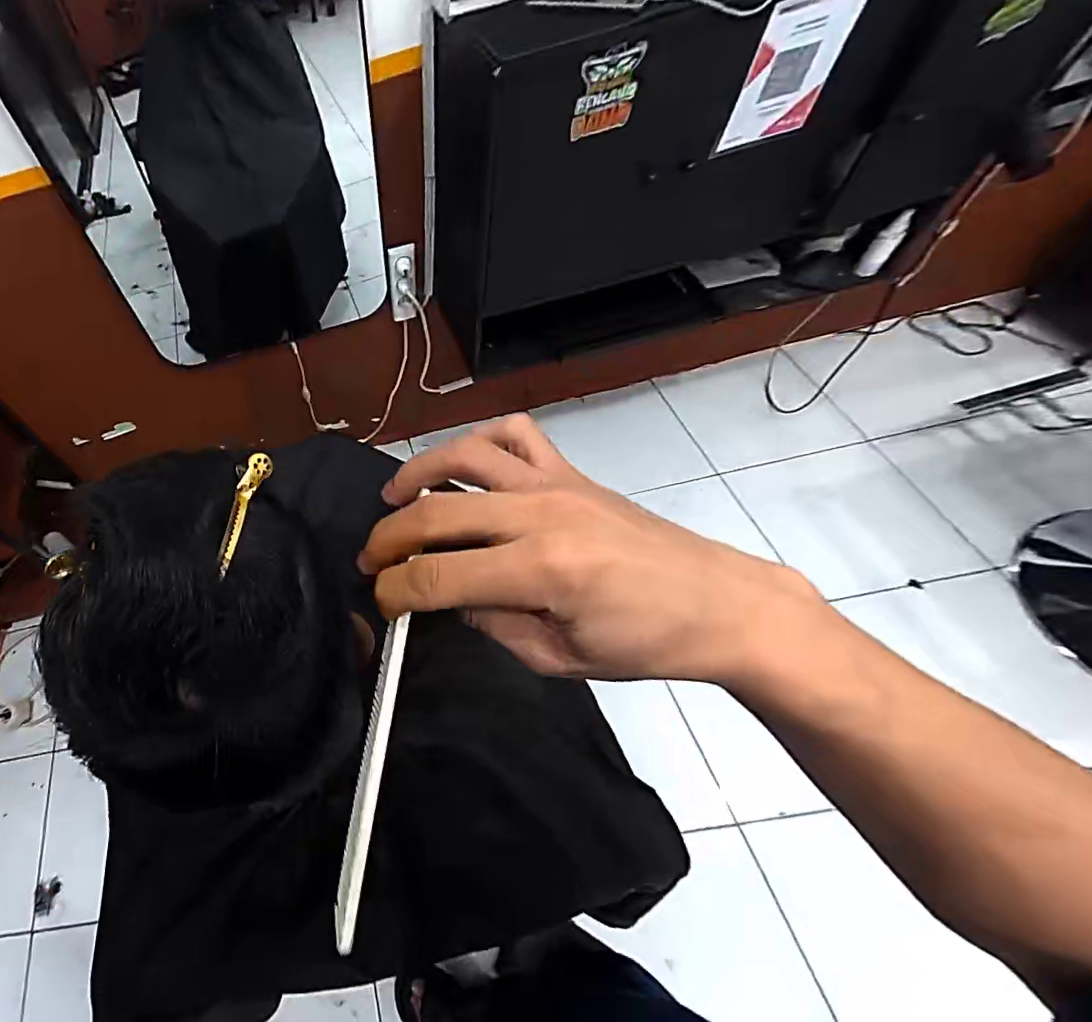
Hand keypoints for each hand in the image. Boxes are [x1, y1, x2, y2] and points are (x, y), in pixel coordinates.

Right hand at [358, 415, 829, 684]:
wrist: (722, 605)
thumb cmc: (644, 644)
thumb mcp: (557, 658)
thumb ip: (490, 624)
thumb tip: (444, 595)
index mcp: (541, 572)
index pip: (436, 577)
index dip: (394, 591)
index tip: (381, 601)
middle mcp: (540, 515)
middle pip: (433, 512)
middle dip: (386, 539)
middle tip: (369, 561)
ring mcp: (555, 484)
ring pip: (463, 456)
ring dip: (415, 475)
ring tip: (392, 498)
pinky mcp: (569, 471)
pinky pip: (514, 433)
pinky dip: (478, 441)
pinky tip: (463, 467)